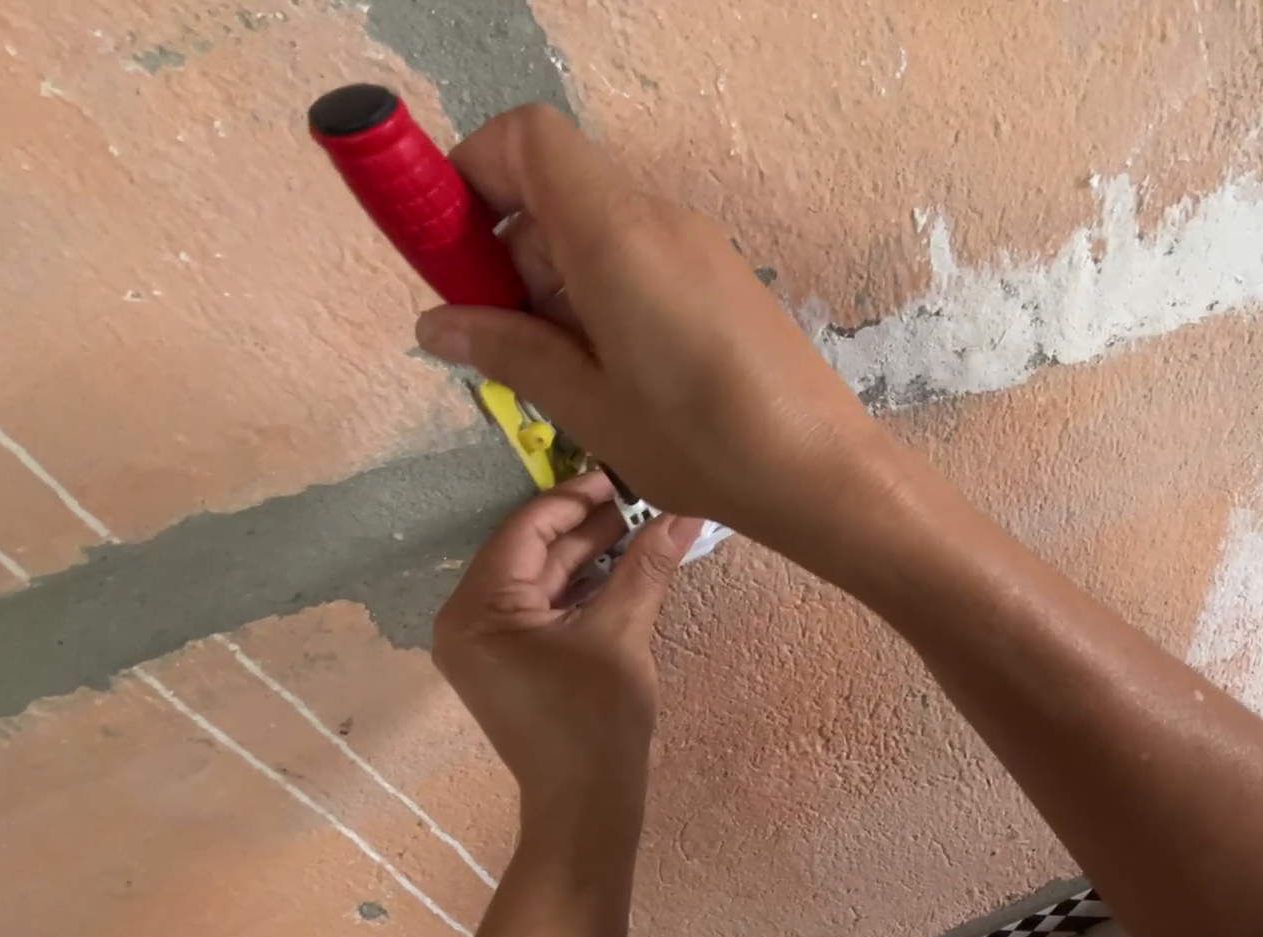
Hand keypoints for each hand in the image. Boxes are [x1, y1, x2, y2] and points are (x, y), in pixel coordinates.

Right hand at [411, 104, 897, 550]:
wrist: (823, 471)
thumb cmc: (700, 443)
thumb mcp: (589, 405)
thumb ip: (510, 351)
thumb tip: (439, 323)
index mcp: (617, 233)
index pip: (527, 139)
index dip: (476, 175)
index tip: (458, 253)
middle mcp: (666, 222)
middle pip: (564, 189)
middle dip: (515, 249)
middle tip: (513, 339)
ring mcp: (707, 252)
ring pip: (607, 231)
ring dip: (565, 281)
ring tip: (573, 370)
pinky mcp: (732, 285)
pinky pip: (652, 261)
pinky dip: (615, 294)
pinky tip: (626, 370)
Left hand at [431, 471, 700, 819]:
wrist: (589, 801)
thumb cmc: (595, 719)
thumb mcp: (623, 632)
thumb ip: (648, 566)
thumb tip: (686, 513)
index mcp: (478, 610)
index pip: (526, 529)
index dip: (578, 498)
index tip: (626, 477)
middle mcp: (472, 619)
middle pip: (537, 551)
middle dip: (594, 526)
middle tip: (648, 499)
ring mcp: (494, 641)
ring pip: (549, 578)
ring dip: (597, 553)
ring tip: (648, 524)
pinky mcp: (518, 658)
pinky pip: (553, 605)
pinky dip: (590, 585)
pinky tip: (632, 563)